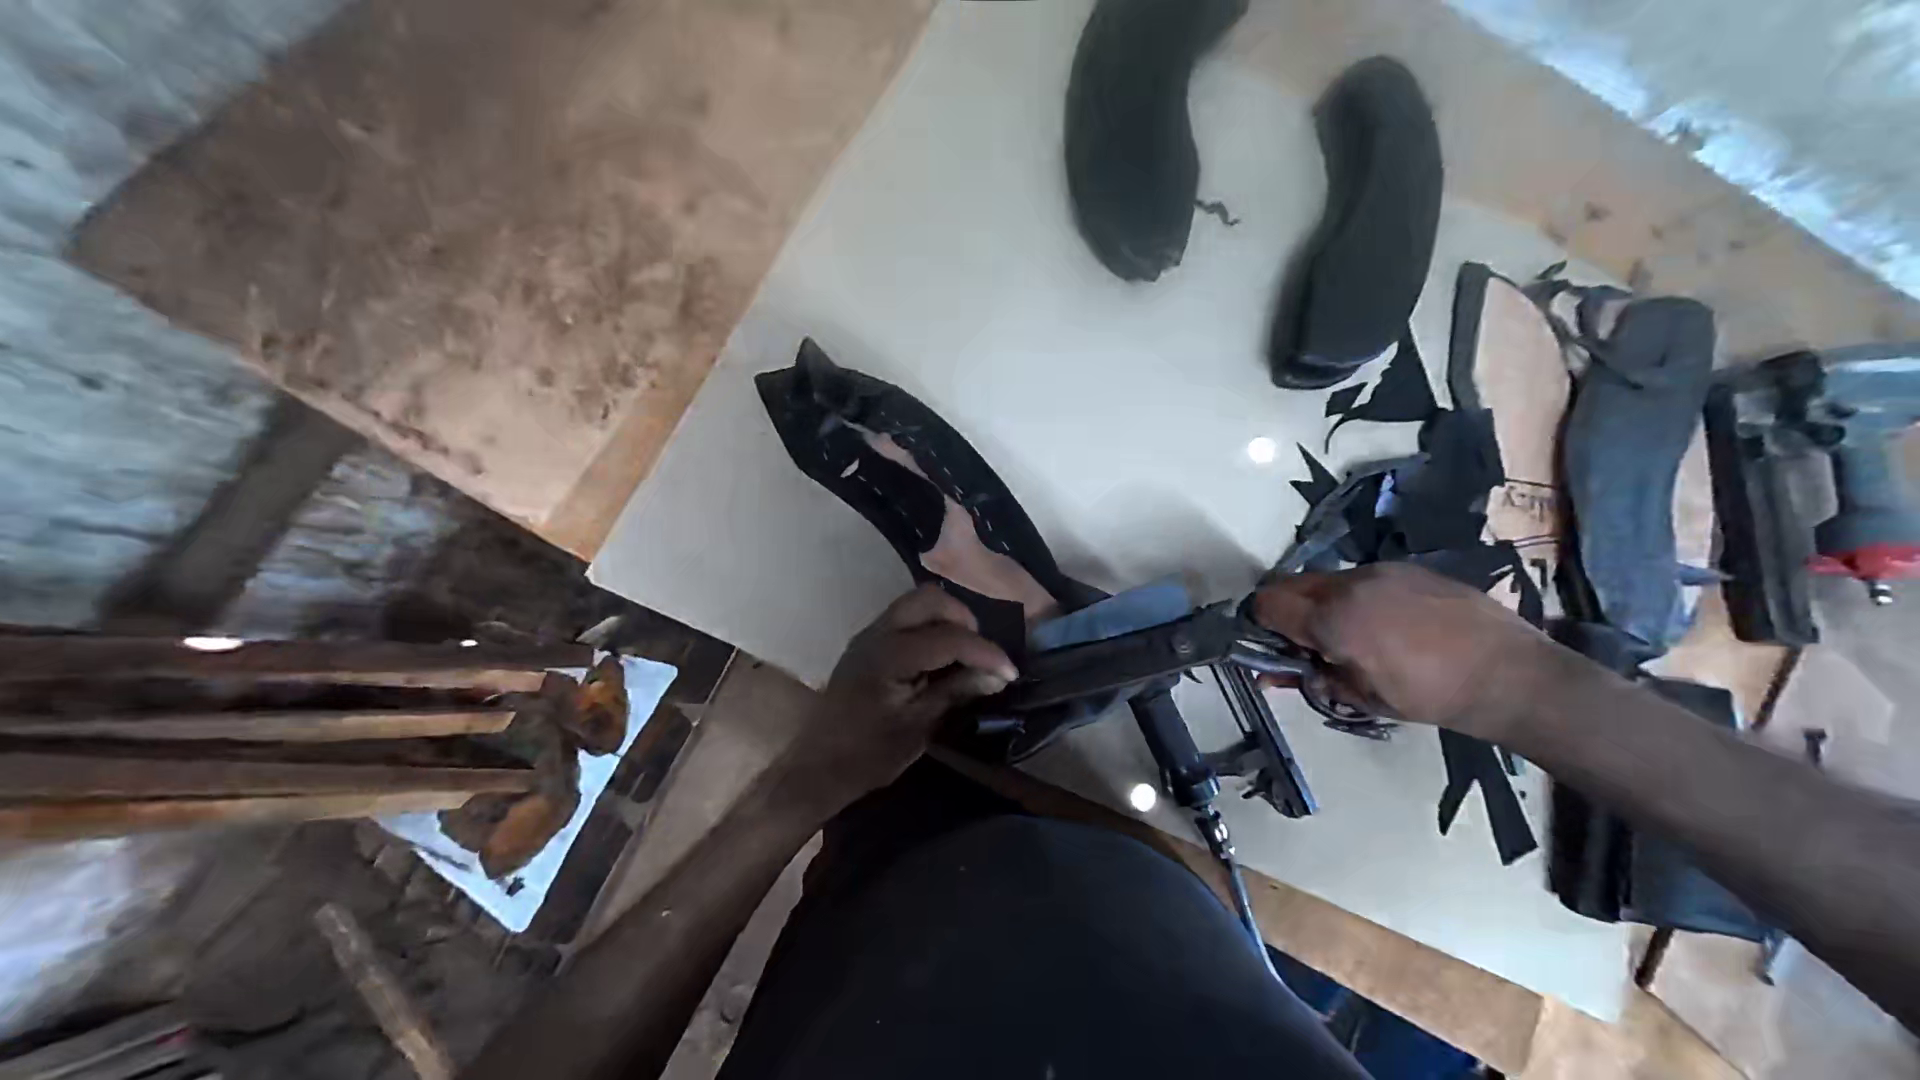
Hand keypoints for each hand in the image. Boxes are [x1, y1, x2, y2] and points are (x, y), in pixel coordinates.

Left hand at [801, 585, 1018, 793]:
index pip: (948, 637)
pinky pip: (905, 617)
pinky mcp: (867, 643)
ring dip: (946, 619)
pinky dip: (930, 626)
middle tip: (982, 653)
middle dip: (963, 619)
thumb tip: (998, 674)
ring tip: (966, 653)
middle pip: (929, 598)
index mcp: (889, 656)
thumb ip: (957, 691)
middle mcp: (877, 633)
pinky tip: (942, 657)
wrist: (817, 767)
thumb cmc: (867, 755)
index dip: (985, 651)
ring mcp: (869, 635)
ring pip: (916, 603)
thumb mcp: (919, 727)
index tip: (1011, 671)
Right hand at [1251, 563, 1552, 732]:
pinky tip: (1387, 622)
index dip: (1261, 624)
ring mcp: (1378, 571)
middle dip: (1287, 610)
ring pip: (1324, 580)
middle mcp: (1347, 584)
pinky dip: (1354, 596)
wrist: (1512, 675)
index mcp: (1332, 618)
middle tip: (1306, 640)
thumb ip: (1310, 678)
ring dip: (1321, 602)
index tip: (1276, 644)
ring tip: (1353, 633)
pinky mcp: (1405, 567)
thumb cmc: (1429, 696)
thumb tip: (1269, 675)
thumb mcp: (1360, 697)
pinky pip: (1359, 578)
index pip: (1266, 603)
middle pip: (1288, 584)